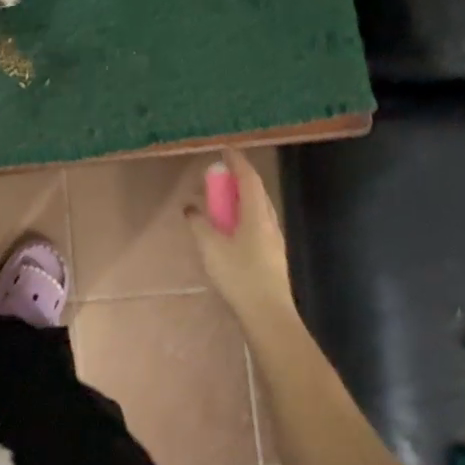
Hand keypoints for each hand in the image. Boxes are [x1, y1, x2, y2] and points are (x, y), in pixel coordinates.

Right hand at [185, 148, 296, 326]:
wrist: (268, 315)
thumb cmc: (239, 276)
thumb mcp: (211, 248)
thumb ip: (199, 224)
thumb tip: (190, 208)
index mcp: (257, 214)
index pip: (249, 178)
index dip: (237, 161)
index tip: (224, 149)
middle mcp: (269, 221)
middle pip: (255, 192)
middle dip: (237, 179)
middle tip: (218, 176)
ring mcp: (274, 239)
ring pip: (257, 209)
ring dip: (239, 199)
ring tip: (220, 202)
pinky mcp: (272, 254)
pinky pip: (256, 223)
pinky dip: (241, 216)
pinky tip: (229, 229)